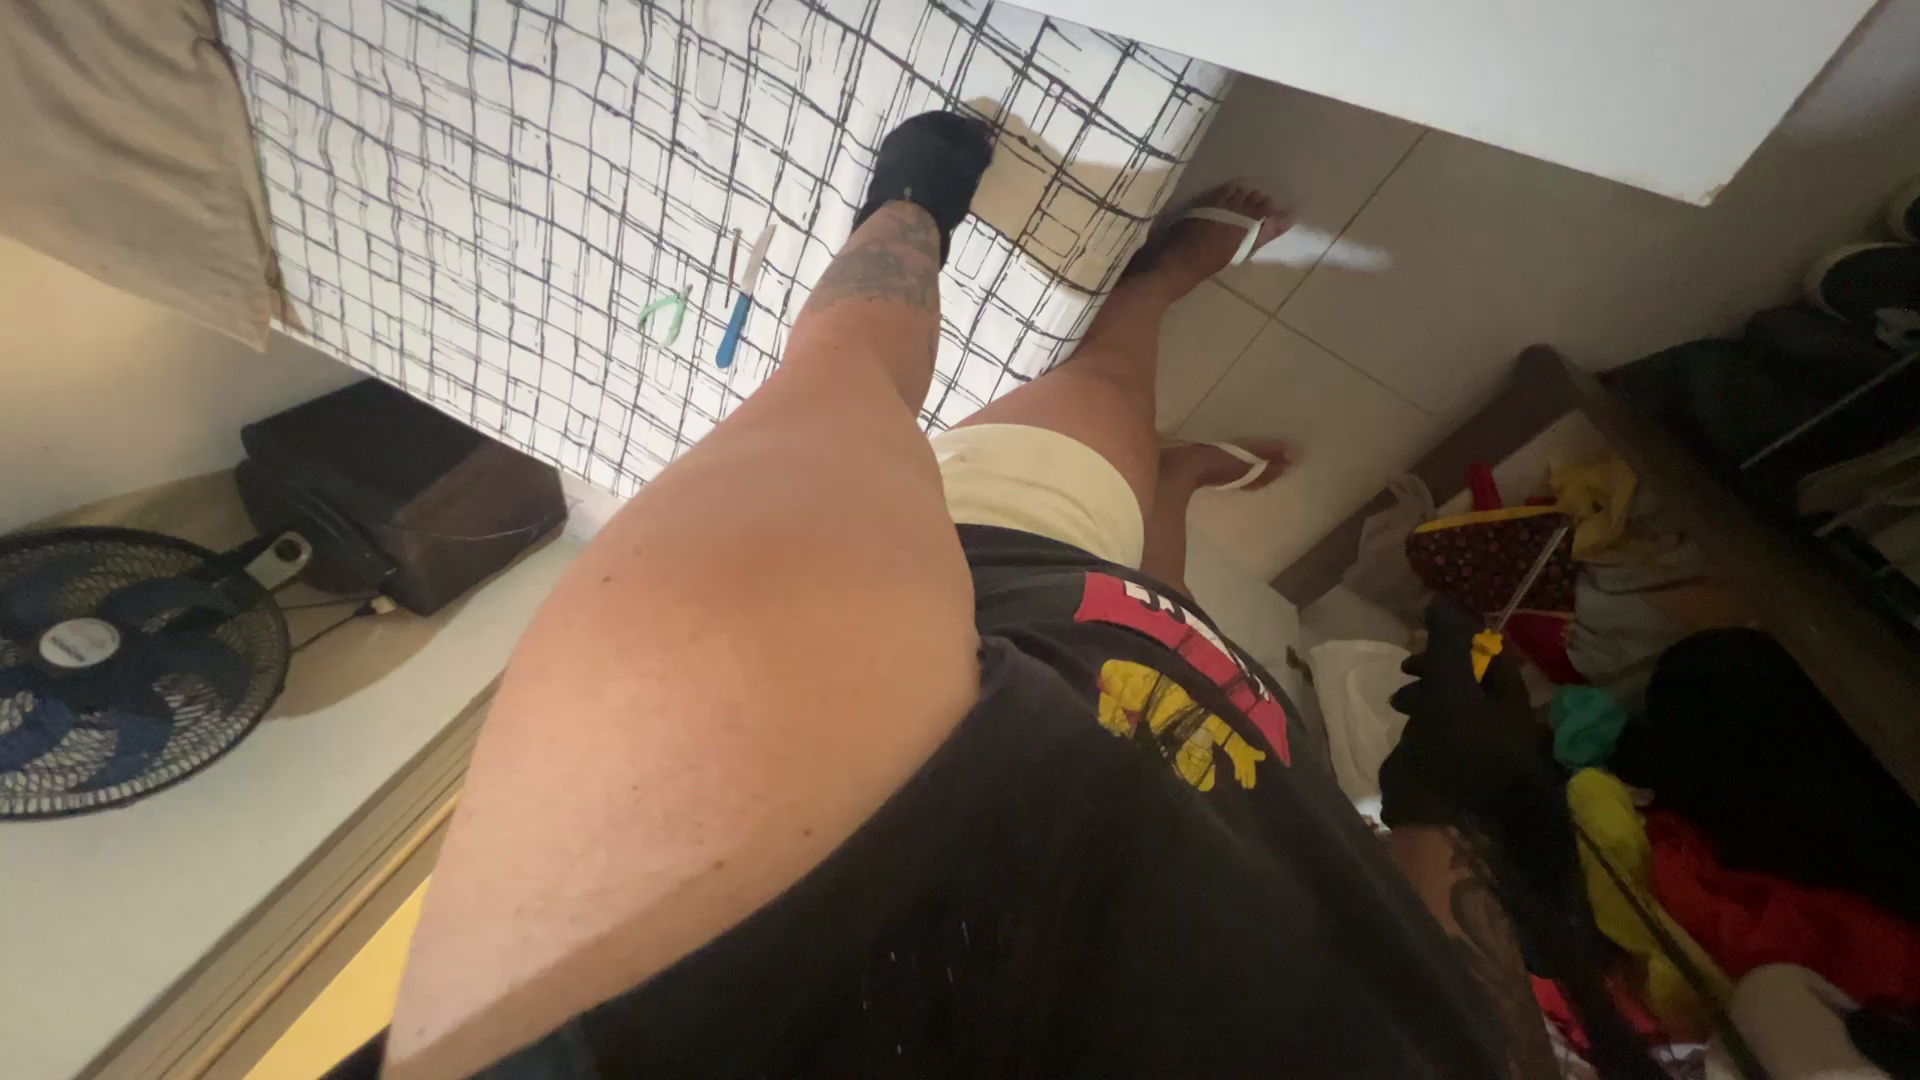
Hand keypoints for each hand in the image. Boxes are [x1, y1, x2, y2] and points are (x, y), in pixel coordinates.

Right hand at [1378, 601, 1554, 830]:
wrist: (1440, 819)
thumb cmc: (1452, 750)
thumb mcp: (1449, 689)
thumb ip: (1447, 647)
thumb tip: (1441, 601)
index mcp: (1514, 710)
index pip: (1494, 662)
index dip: (1462, 644)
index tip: (1427, 640)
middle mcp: (1505, 729)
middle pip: (1472, 684)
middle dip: (1437, 670)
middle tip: (1407, 668)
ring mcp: (1481, 751)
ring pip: (1453, 707)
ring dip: (1425, 694)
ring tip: (1399, 701)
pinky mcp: (1456, 769)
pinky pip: (1439, 730)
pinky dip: (1421, 720)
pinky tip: (1403, 724)